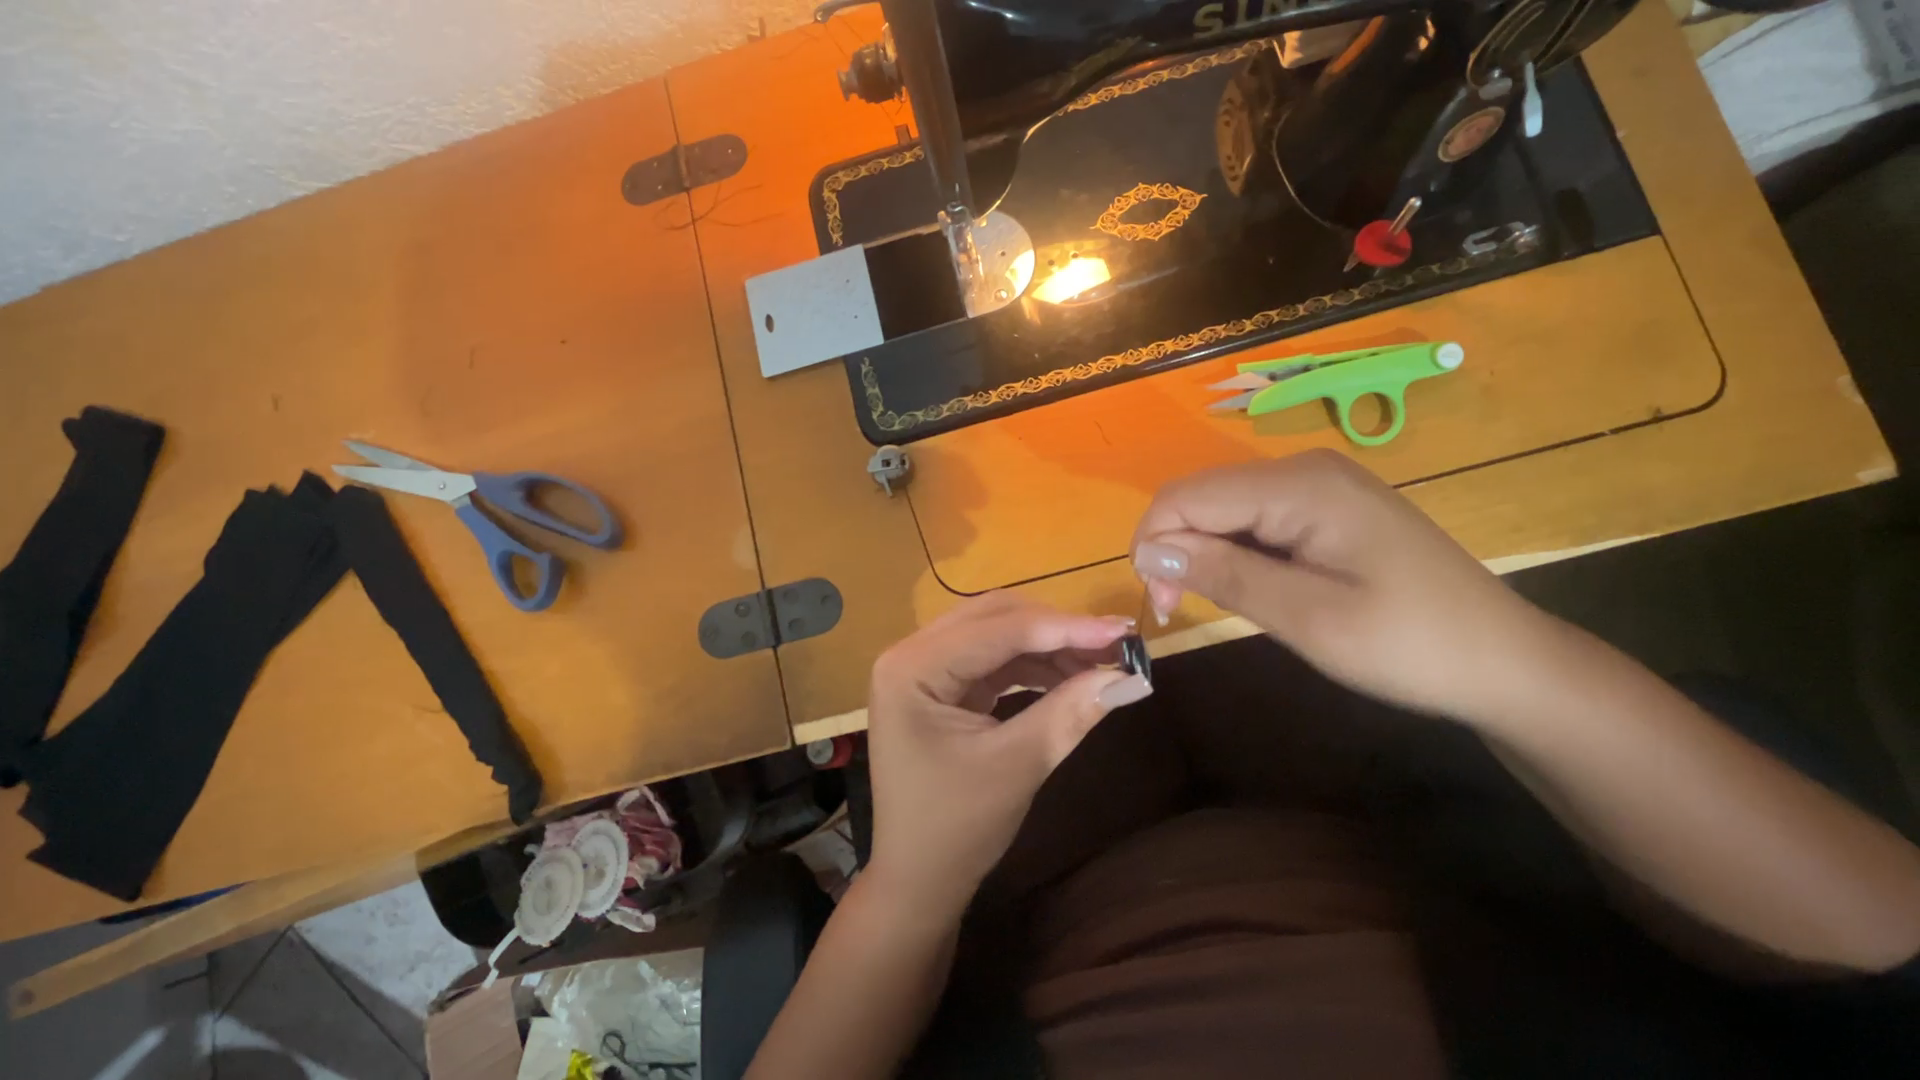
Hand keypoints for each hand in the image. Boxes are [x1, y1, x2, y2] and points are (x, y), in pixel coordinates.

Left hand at [865, 593, 1151, 915]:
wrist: (918, 879)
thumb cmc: (956, 828)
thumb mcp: (1017, 766)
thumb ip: (1069, 712)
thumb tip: (1131, 675)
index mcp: (911, 668)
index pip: (999, 630)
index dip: (1066, 628)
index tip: (1125, 632)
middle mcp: (910, 655)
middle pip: (995, 619)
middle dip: (1058, 629)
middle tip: (1118, 644)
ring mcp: (922, 670)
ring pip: (996, 635)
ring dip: (1049, 646)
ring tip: (1104, 663)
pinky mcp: (939, 688)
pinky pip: (992, 661)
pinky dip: (1033, 666)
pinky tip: (1072, 676)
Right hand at [1130, 449, 1558, 722]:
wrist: (1504, 661)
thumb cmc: (1409, 645)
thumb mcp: (1309, 618)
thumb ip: (1225, 576)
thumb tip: (1149, 552)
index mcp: (1301, 486)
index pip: (1187, 495)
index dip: (1155, 545)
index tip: (1161, 608)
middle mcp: (1306, 470)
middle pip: (1204, 496)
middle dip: (1176, 549)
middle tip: (1182, 613)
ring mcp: (1322, 486)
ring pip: (1227, 508)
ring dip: (1205, 554)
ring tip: (1220, 606)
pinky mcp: (1332, 508)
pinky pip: (1259, 519)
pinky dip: (1239, 554)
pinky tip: (1256, 589)